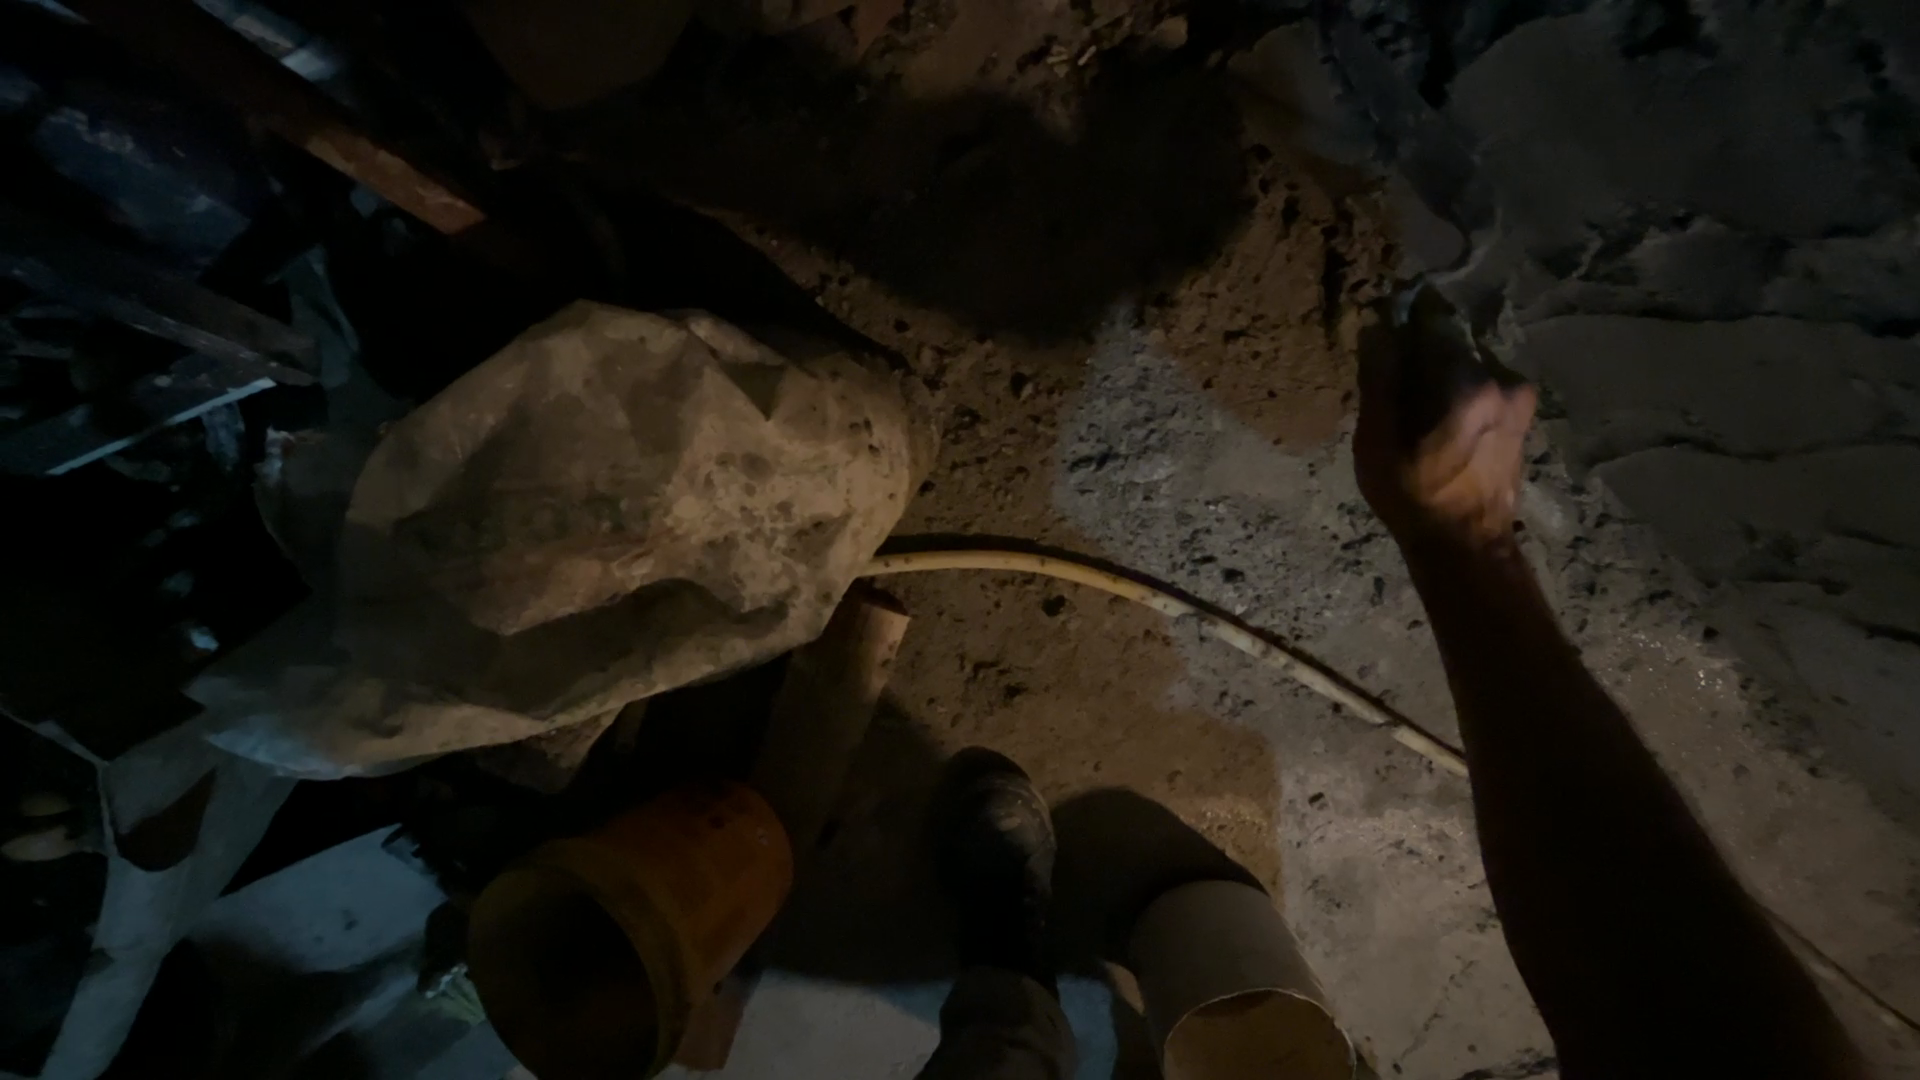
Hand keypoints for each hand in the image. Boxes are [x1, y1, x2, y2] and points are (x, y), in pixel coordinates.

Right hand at [1353, 296, 1536, 550]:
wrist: (1466, 542)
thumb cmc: (1410, 496)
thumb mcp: (1376, 443)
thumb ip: (1379, 381)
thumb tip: (1377, 324)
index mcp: (1465, 381)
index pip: (1430, 320)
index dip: (1401, 314)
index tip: (1378, 318)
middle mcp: (1501, 376)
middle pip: (1451, 337)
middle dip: (1418, 343)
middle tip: (1387, 366)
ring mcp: (1518, 392)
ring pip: (1467, 356)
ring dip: (1436, 364)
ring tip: (1408, 395)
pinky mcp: (1522, 408)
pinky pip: (1481, 376)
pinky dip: (1455, 381)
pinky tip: (1433, 410)